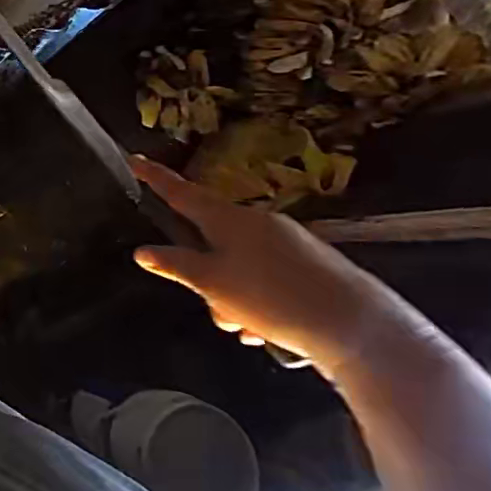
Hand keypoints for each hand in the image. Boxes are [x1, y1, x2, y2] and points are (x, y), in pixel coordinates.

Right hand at [130, 156, 434, 373]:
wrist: (355, 326)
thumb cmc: (272, 298)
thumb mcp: (212, 284)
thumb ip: (175, 265)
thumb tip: (143, 251)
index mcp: (228, 219)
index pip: (181, 193)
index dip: (155, 179)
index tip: (135, 160)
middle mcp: (257, 222)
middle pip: (211, 240)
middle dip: (204, 275)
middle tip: (216, 310)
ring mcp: (285, 241)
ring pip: (237, 264)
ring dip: (232, 296)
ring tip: (247, 328)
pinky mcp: (307, 264)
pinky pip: (264, 275)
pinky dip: (257, 299)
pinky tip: (267, 330)